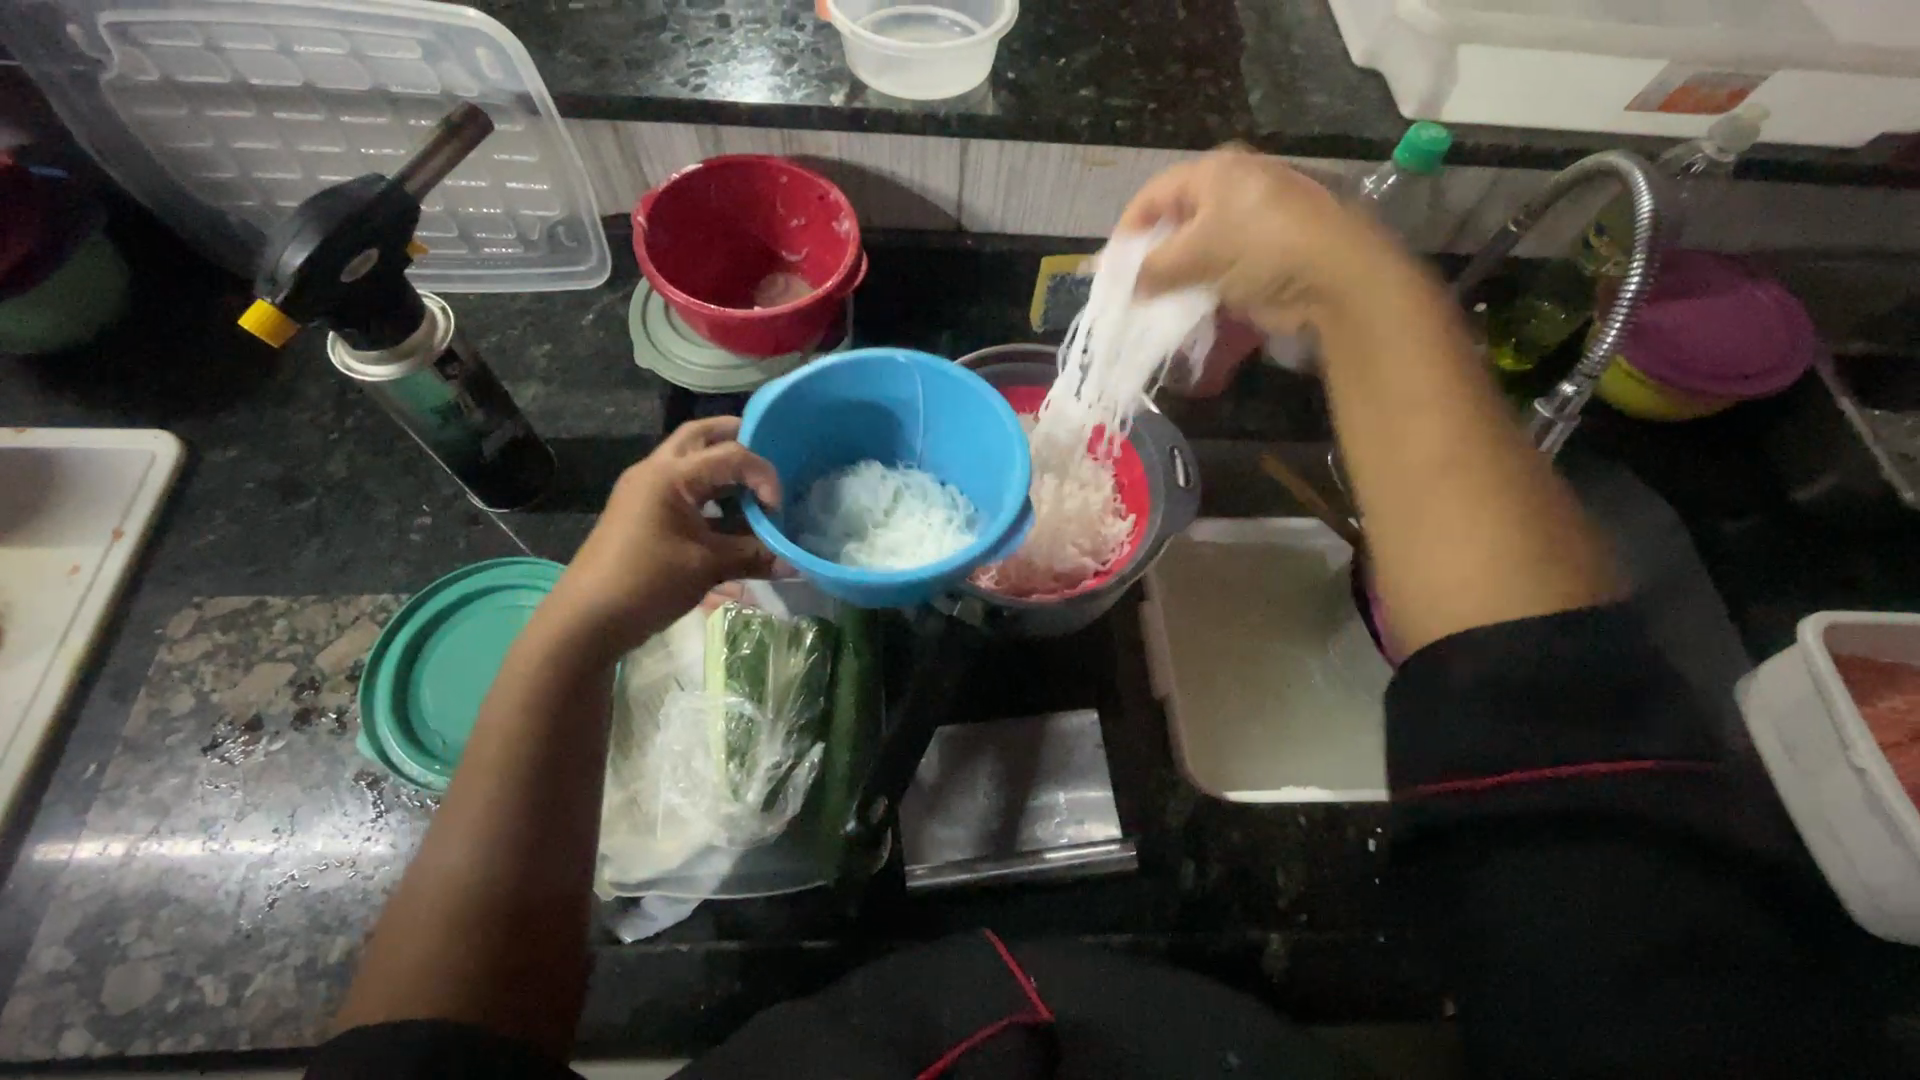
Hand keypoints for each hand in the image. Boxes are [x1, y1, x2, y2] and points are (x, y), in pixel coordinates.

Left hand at [540, 417, 781, 661]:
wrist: (588, 618)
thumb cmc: (647, 583)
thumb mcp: (707, 567)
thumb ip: (753, 557)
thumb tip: (794, 563)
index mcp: (670, 475)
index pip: (730, 455)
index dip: (763, 475)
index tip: (778, 508)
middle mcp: (655, 470)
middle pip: (701, 435)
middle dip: (738, 438)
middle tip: (771, 452)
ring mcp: (644, 489)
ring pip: (689, 458)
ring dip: (722, 464)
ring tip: (754, 482)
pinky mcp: (642, 510)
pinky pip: (682, 485)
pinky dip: (709, 489)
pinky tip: (730, 512)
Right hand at [1119, 146, 1401, 335]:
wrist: (1334, 274)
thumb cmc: (1260, 246)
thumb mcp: (1196, 254)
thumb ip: (1154, 268)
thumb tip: (1130, 286)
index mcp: (1214, 171)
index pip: (1153, 195)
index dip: (1128, 231)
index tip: (1110, 269)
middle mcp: (1231, 190)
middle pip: (1174, 222)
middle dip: (1150, 258)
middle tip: (1129, 289)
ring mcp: (1249, 223)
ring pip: (1195, 250)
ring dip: (1174, 279)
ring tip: (1152, 305)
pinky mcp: (1262, 255)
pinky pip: (1217, 271)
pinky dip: (1199, 289)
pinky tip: (1184, 311)